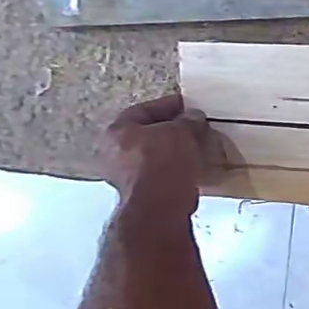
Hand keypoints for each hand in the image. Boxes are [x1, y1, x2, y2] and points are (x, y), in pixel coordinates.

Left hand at [97, 93, 210, 218]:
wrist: (159, 203)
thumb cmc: (164, 160)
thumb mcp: (182, 131)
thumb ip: (188, 120)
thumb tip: (194, 118)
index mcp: (116, 131)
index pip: (144, 110)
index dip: (169, 106)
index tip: (189, 106)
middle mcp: (112, 152)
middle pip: (146, 134)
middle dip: (170, 130)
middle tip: (193, 127)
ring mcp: (122, 175)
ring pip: (152, 155)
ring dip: (173, 150)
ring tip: (197, 147)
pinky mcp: (138, 192)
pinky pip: (158, 172)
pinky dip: (174, 167)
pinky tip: (191, 167)